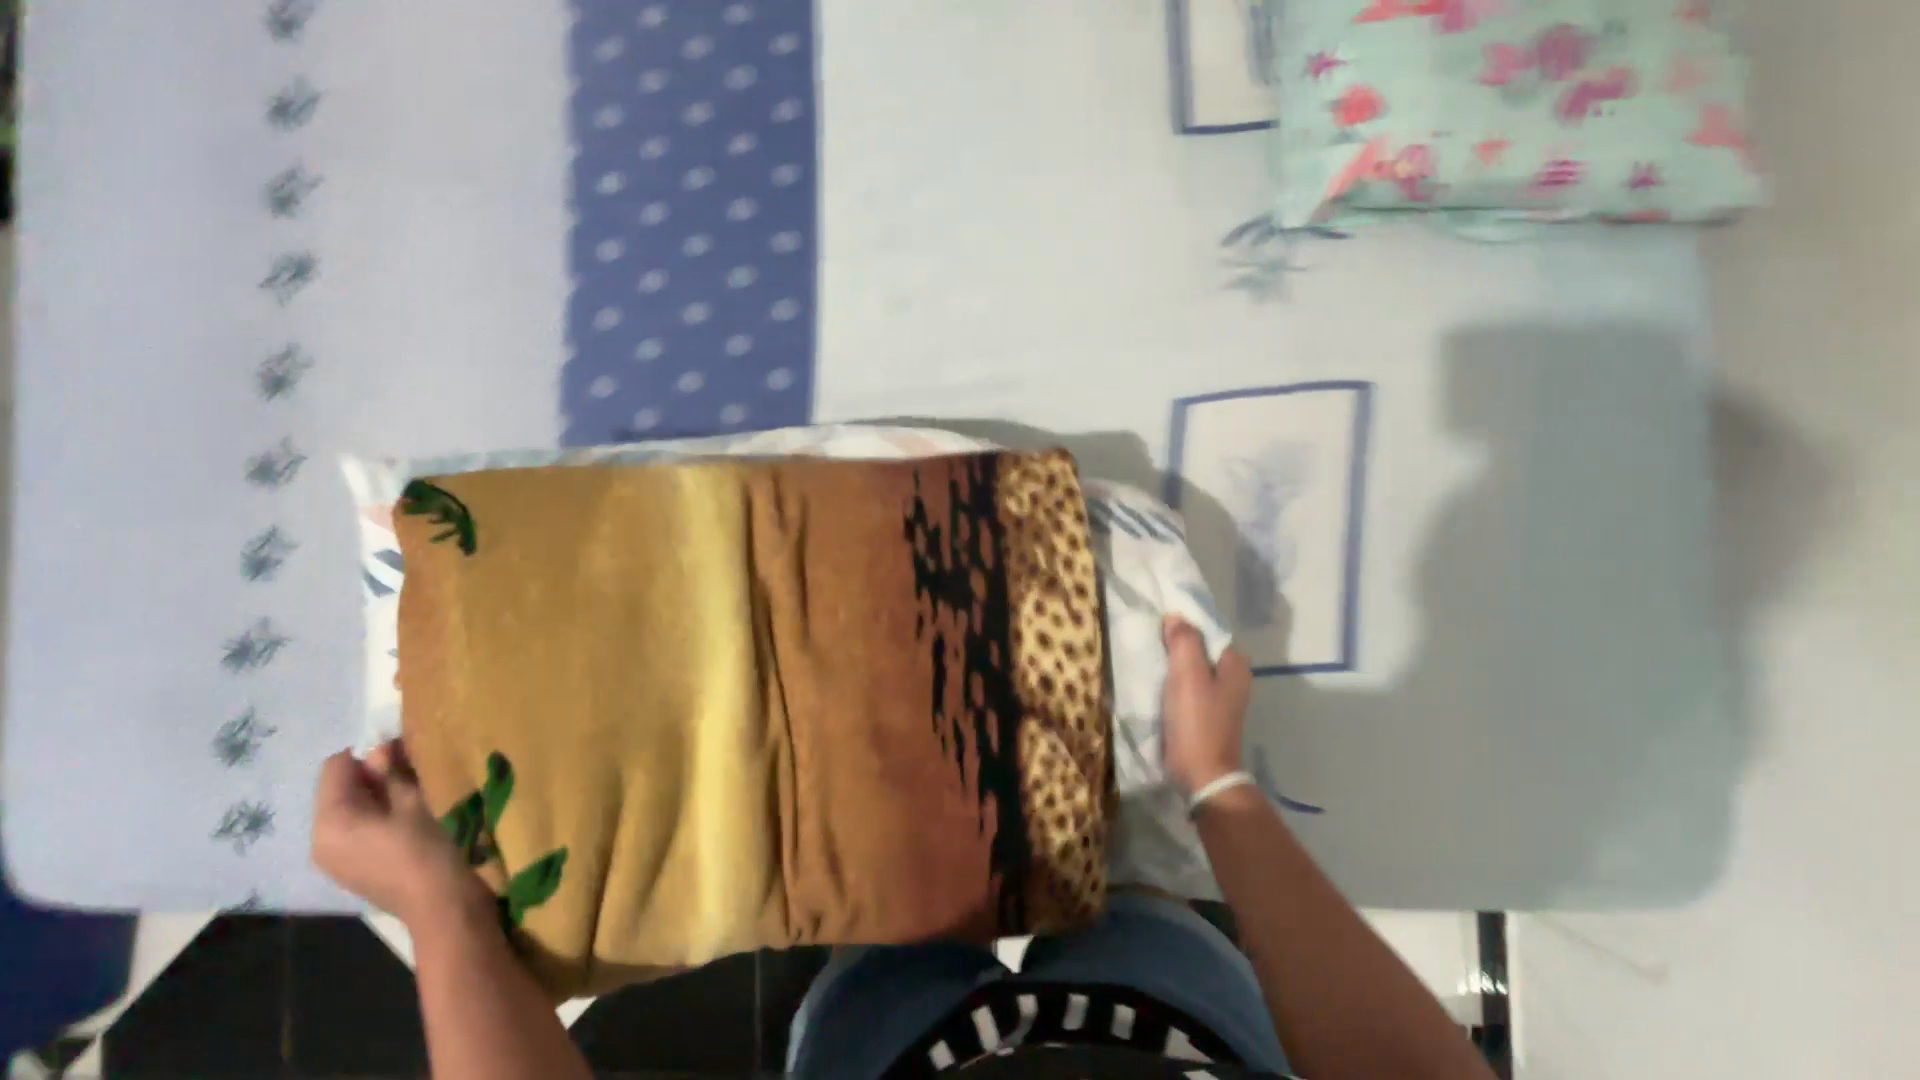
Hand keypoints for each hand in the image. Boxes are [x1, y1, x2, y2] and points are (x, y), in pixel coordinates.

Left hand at [311, 741, 485, 927]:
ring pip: (350, 810)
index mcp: (331, 821)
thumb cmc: (429, 850)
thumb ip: (393, 773)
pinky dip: (377, 817)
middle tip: (413, 770)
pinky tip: (408, 821)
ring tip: (414, 794)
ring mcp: (335, 859)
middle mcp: (321, 840)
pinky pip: (356, 830)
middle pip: (339, 790)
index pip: (336, 767)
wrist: (442, 907)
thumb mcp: (416, 803)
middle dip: (372, 775)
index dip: (367, 752)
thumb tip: (379, 748)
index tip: (403, 749)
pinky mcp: (353, 870)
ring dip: (377, 796)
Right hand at [1161, 615, 1251, 795]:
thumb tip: (1176, 617)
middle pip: (1200, 651)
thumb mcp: (1188, 675)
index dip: (1183, 625)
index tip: (1156, 624)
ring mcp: (1221, 699)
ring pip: (1192, 670)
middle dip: (1176, 645)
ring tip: (1147, 659)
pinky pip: (1188, 689)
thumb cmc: (1197, 722)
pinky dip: (1173, 685)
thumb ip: (1184, 641)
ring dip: (1172, 666)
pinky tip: (1155, 685)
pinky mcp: (1206, 715)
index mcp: (1235, 665)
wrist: (1202, 775)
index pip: (1208, 631)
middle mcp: (1234, 678)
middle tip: (1147, 641)